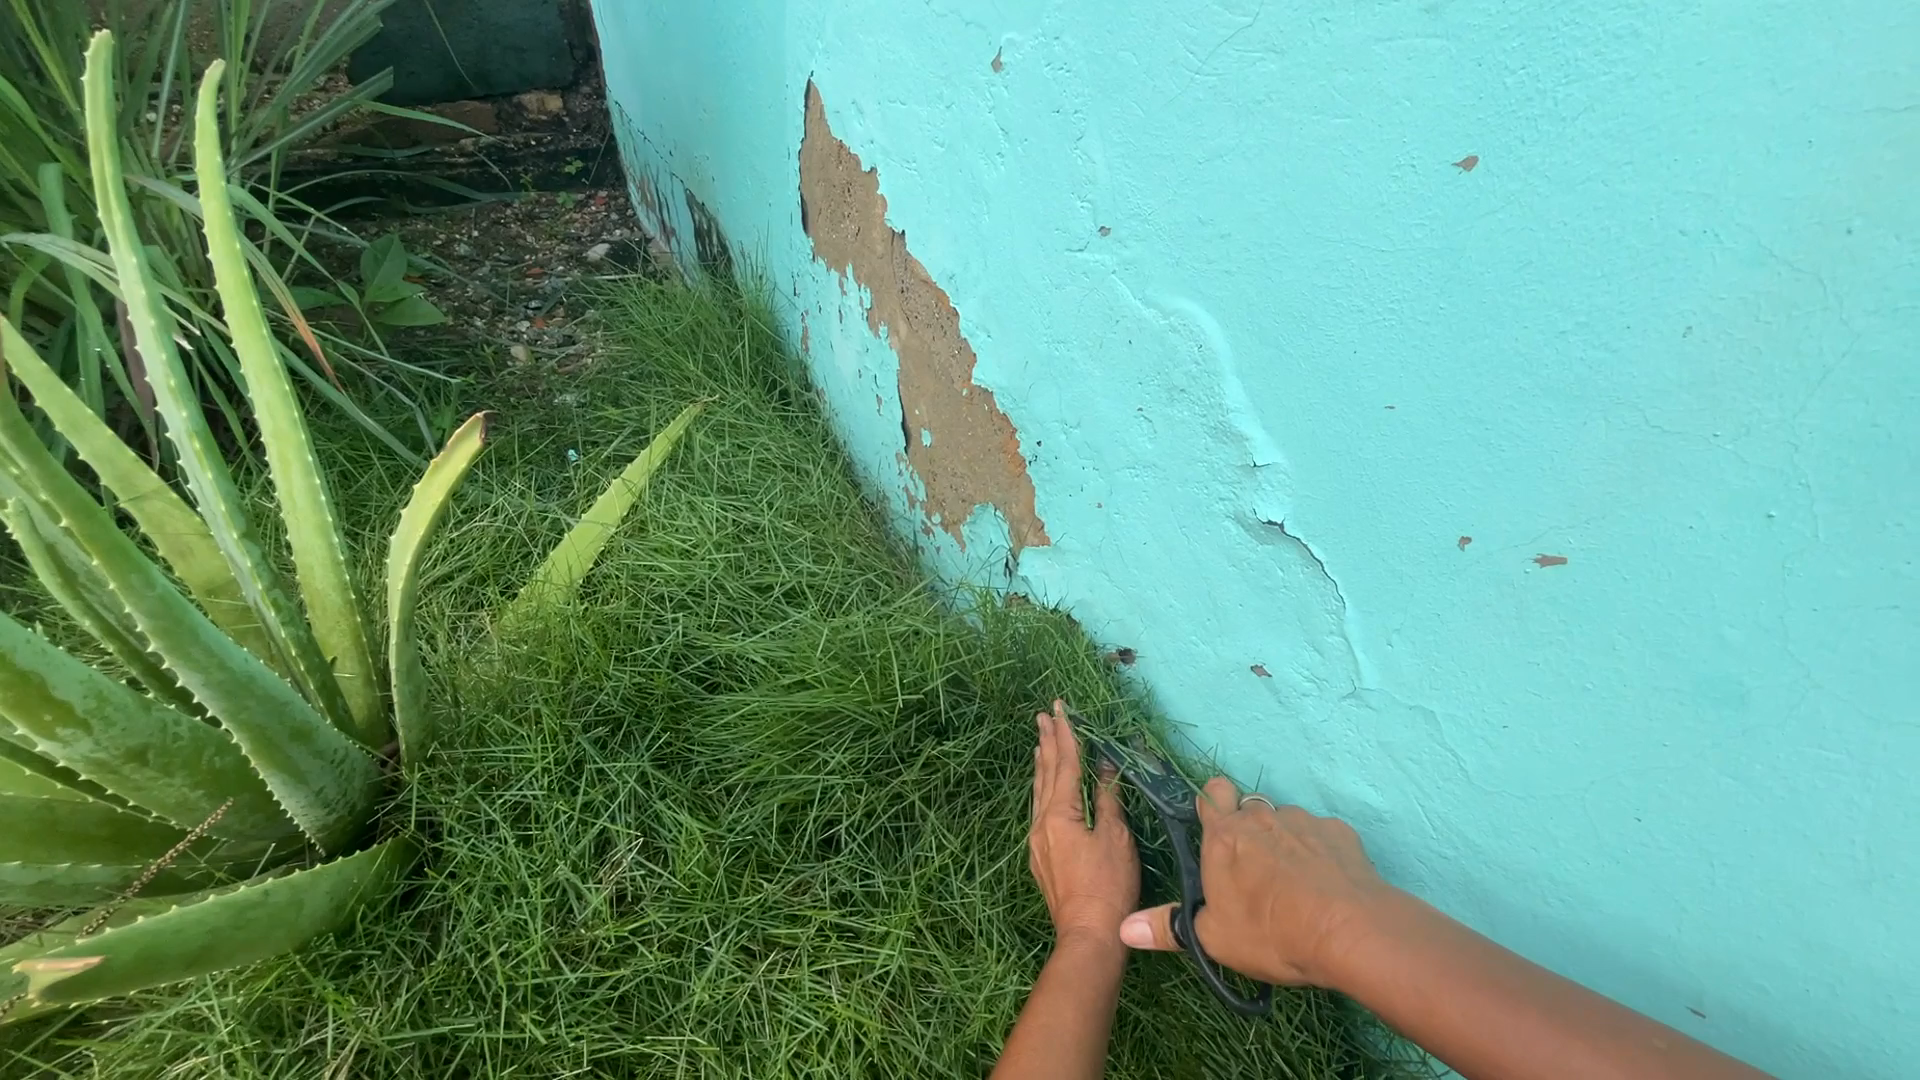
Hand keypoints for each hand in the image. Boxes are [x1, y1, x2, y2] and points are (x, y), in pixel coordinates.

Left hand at [1027, 701, 1138, 948]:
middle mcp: (1041, 822)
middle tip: (1043, 716)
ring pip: (1038, 792)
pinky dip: (1043, 789)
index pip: (1063, 764)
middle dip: (1046, 742)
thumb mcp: (1115, 838)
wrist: (1089, 936)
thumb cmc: (1108, 887)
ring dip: (1041, 765)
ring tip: (1040, 743)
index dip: (1064, 734)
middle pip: (1045, 773)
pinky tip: (1044, 788)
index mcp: (1059, 813)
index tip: (1059, 708)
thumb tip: (1106, 765)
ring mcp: (1037, 841)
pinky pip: (1039, 809)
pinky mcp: (1041, 857)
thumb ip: (1108, 799)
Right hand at [1118, 776, 1391, 985]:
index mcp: (1224, 835)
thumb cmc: (1271, 933)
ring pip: (1286, 820)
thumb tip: (1123, 929)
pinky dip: (1321, 852)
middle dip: (1249, 826)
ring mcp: (1302, 821)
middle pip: (1249, 805)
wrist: (1350, 932)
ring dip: (1285, 840)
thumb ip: (1168, 927)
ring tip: (1295, 880)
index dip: (1211, 804)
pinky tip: (1327, 882)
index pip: (1210, 793)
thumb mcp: (1213, 938)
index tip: (1215, 827)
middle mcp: (1260, 817)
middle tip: (1254, 866)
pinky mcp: (1339, 833)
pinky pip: (1322, 835)